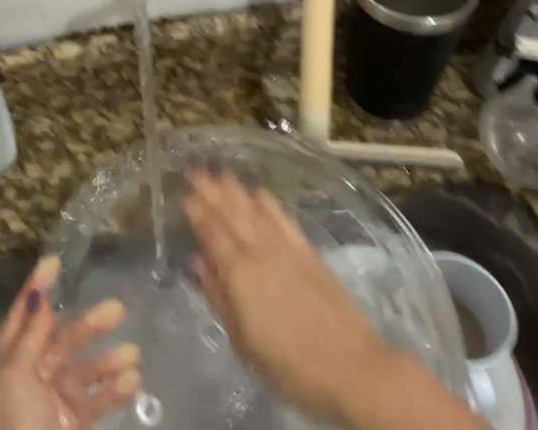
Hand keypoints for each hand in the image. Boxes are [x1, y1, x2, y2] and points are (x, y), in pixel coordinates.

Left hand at [0, 255, 142, 429]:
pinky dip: (114, 389)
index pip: (23, 317)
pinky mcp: (74, 425)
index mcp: (8, 364)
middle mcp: (30, 378)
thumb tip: (39, 294)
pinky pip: (96, 400)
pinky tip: (133, 380)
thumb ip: (32, 337)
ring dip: (108, 360)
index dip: (36, 289)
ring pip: (84, 370)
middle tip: (118, 310)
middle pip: (60, 341)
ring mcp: (54, 403)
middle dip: (88, 326)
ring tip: (133, 354)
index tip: (55, 261)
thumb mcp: (17, 377)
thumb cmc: (18, 426)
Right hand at [183, 169, 481, 429]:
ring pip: (256, 211)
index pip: (213, 234)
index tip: (184, 193)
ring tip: (221, 171)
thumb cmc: (290, 366)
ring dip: (237, 190)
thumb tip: (197, 263)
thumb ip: (218, 298)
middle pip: (232, 214)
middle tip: (195, 168)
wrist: (353, 369)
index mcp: (239, 275)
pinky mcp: (310, 254)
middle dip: (212, 190)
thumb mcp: (243, 342)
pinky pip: (284, 220)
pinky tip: (260, 192)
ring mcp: (288, 250)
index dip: (198, 212)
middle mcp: (261, 253)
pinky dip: (270, 204)